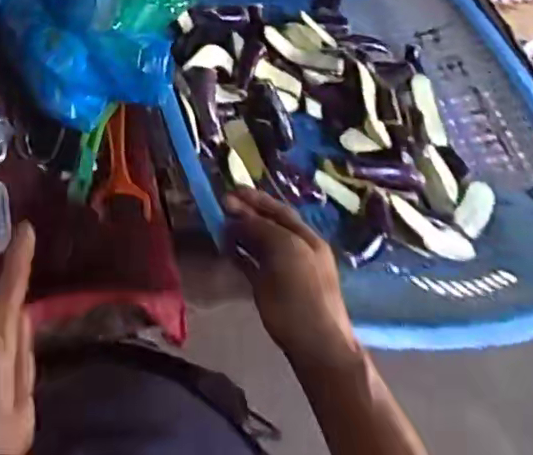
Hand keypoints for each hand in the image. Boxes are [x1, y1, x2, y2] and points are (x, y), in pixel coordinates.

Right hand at [225, 188, 358, 369]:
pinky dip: (236, 252)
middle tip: (220, 205)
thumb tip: (235, 212)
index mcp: (306, 238)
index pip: (278, 209)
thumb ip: (261, 227)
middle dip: (244, 213)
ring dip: (238, 231)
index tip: (231, 190)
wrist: (314, 342)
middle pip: (266, 224)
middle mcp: (294, 249)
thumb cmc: (303, 291)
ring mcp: (280, 267)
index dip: (255, 198)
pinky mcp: (266, 285)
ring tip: (218, 223)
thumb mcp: (285, 249)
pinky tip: (223, 246)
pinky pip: (248, 261)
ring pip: (255, 241)